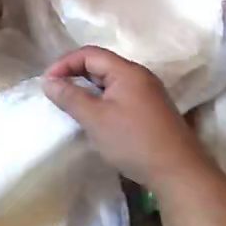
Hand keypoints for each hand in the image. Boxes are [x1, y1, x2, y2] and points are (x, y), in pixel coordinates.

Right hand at [40, 47, 215, 186]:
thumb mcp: (95, 119)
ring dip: (88, 88)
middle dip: (75, 74)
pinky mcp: (152, 110)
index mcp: (127, 71)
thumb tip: (48, 82)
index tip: (47, 83)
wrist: (178, 171)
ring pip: (111, 81)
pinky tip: (95, 117)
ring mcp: (148, 93)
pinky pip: (121, 95)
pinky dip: (102, 99)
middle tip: (56, 92)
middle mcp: (140, 76)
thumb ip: (70, 97)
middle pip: (101, 64)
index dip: (64, 63)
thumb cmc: (134, 141)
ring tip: (71, 104)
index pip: (90, 54)